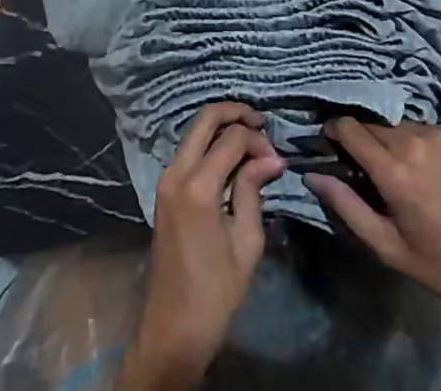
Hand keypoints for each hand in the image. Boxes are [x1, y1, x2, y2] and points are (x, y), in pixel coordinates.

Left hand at [118, 102, 284, 390]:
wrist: (172, 328)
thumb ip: (253, 190)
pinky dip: (211, 143)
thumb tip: (271, 158)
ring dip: (223, 127)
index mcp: (197, 187)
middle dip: (236, 112)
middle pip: (204, 117)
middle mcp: (175, 174)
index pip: (233, 137)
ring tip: (253, 142)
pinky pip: (188, 150)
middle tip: (263, 123)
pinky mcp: (164, 190)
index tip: (276, 161)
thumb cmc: (215, 291)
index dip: (259, 141)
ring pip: (194, 130)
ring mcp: (165, 180)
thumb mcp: (246, 241)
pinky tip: (233, 157)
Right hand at [301, 118, 440, 326]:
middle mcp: (417, 141)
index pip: (350, 128)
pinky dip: (415, 140)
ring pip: (398, 124)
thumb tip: (312, 175)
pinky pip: (424, 128)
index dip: (333, 130)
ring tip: (394, 168)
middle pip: (373, 123)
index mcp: (395, 171)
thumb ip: (347, 206)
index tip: (326, 142)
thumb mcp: (388, 247)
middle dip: (359, 136)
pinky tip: (425, 167)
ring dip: (388, 138)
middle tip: (358, 163)